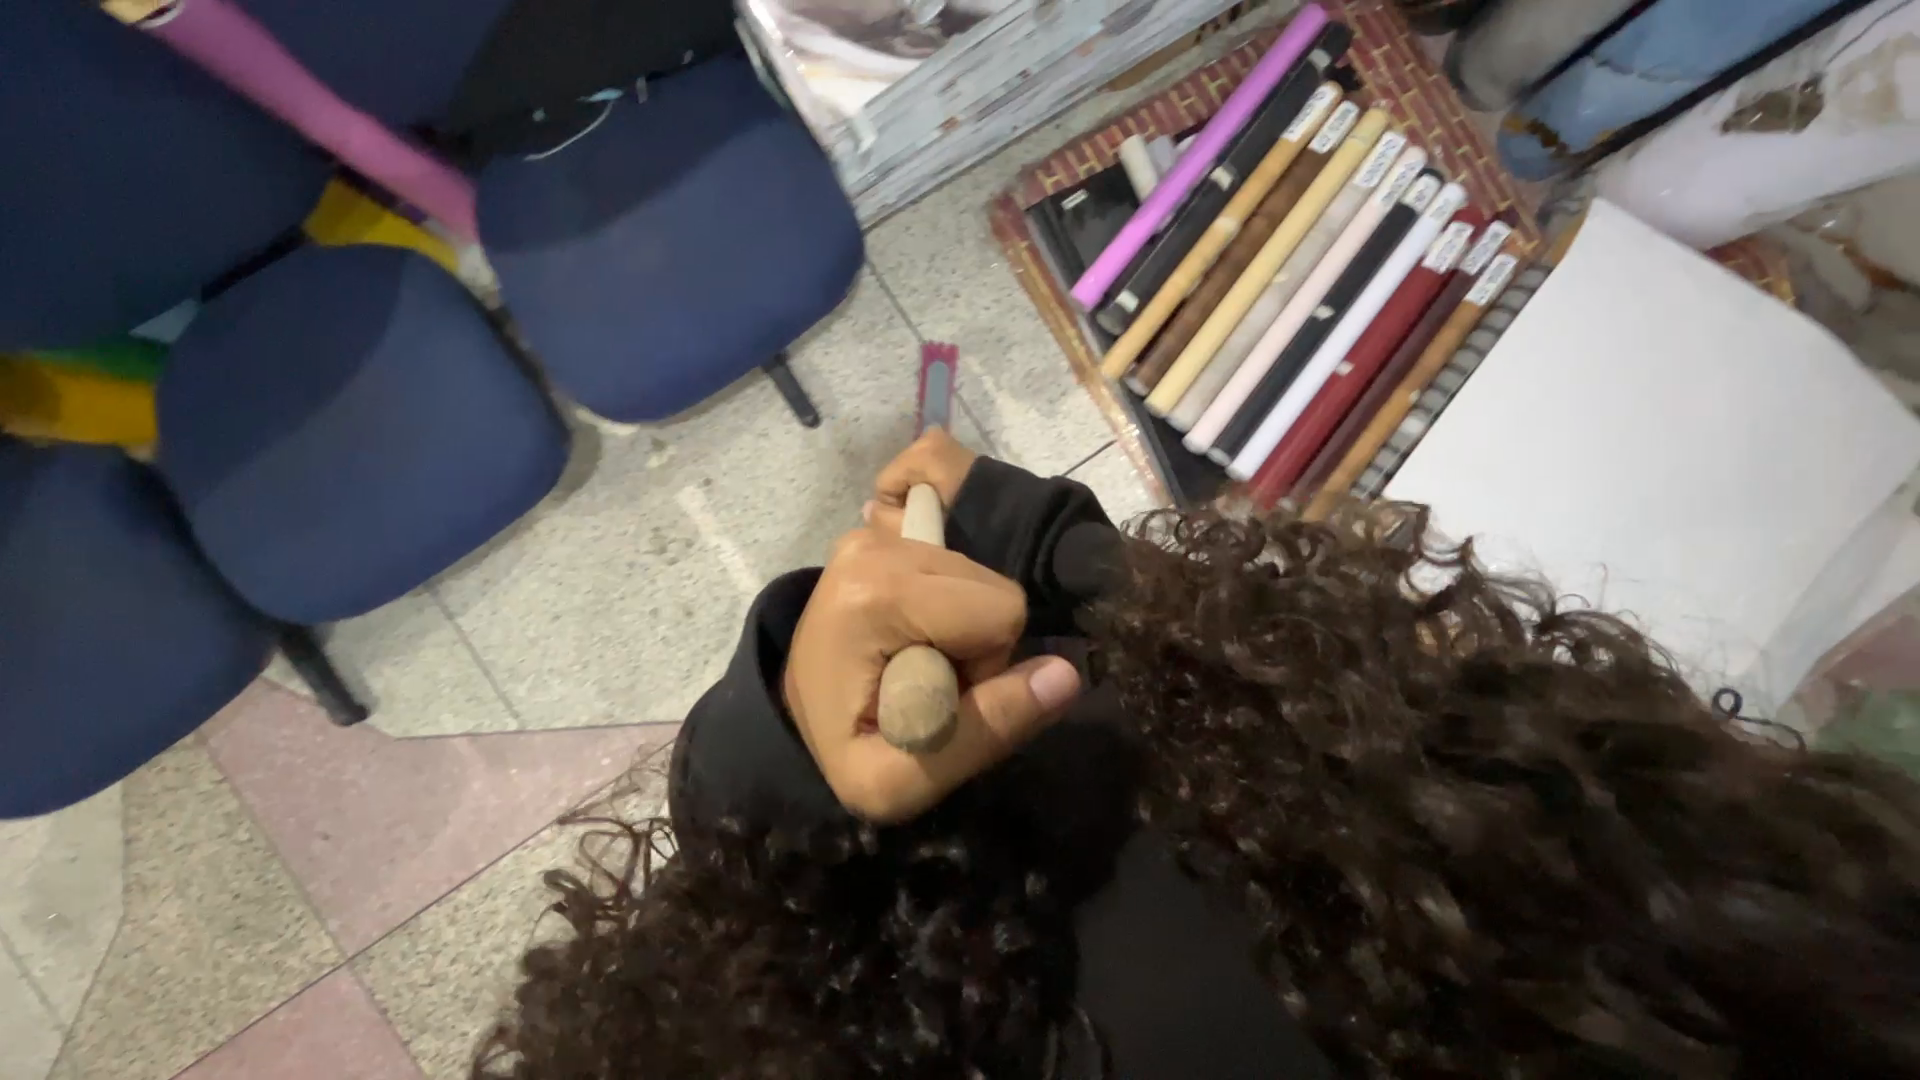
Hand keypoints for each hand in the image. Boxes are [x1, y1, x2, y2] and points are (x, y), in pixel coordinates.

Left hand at [783, 527, 1081, 822]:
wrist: (798, 717)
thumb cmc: (843, 751)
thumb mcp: (902, 780)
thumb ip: (987, 730)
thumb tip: (1067, 675)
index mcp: (874, 596)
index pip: (999, 613)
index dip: (987, 668)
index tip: (937, 696)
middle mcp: (870, 547)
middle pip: (993, 589)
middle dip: (977, 644)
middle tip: (927, 680)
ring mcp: (871, 536)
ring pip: (979, 578)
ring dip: (962, 628)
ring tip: (914, 661)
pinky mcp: (878, 537)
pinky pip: (956, 569)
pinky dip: (947, 606)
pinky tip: (909, 634)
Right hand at [864, 428, 978, 536]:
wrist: (1015, 517)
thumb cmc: (966, 521)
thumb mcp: (922, 524)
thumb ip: (888, 520)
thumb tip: (869, 510)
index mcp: (921, 452)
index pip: (884, 485)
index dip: (893, 510)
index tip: (916, 525)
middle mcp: (929, 439)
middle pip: (898, 479)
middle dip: (906, 503)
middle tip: (928, 522)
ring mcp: (943, 443)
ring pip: (912, 478)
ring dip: (920, 499)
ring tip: (939, 516)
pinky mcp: (954, 452)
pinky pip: (928, 474)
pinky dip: (932, 491)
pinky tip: (946, 506)